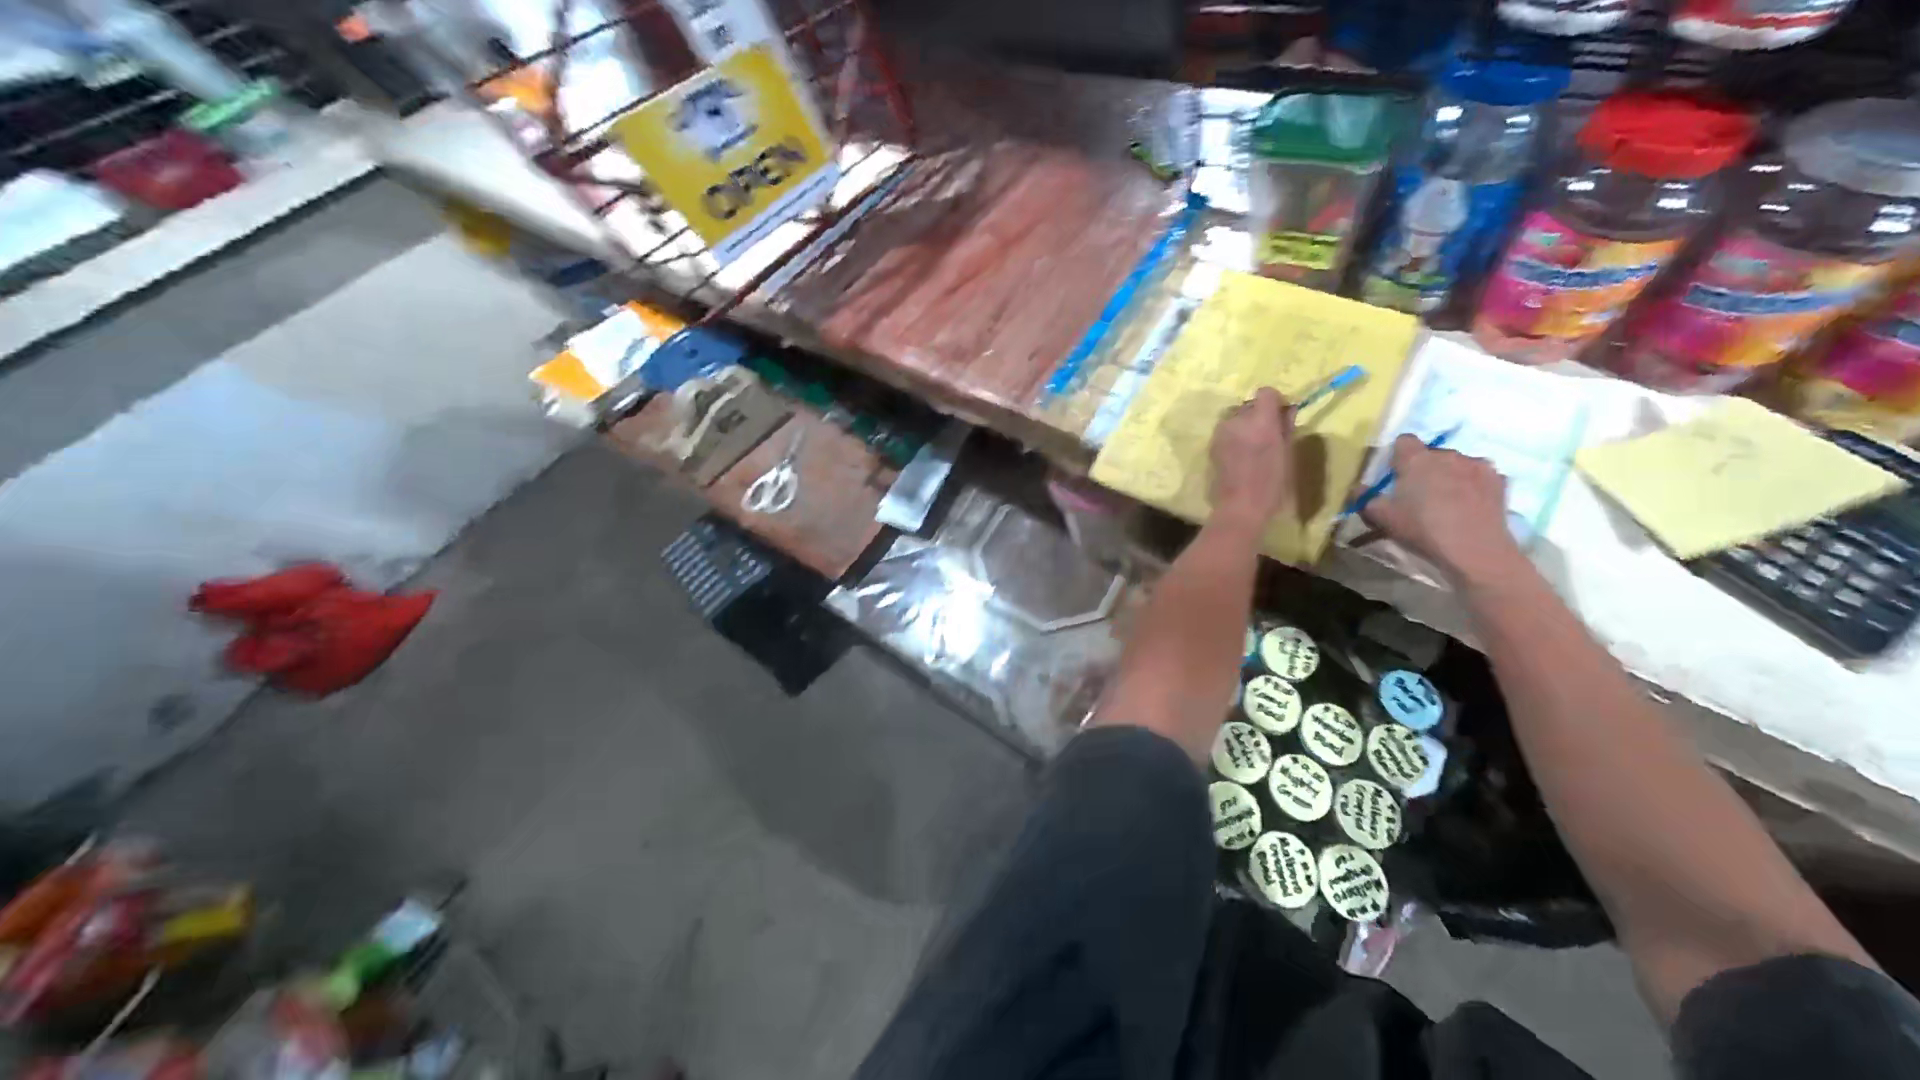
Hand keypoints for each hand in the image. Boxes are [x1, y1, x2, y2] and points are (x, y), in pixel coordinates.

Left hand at [1209, 387, 1293, 532]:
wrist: (1239, 506)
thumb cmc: (1271, 482)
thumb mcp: (1287, 453)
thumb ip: (1286, 427)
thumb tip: (1287, 409)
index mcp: (1260, 421)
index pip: (1265, 392)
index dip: (1274, 401)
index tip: (1280, 416)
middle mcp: (1237, 421)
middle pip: (1249, 405)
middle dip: (1259, 414)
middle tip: (1268, 435)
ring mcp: (1220, 432)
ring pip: (1235, 417)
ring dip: (1245, 425)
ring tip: (1252, 446)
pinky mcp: (1211, 444)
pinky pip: (1226, 431)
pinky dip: (1234, 436)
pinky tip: (1240, 455)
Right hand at [1360, 435, 1522, 585]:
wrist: (1474, 549)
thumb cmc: (1421, 528)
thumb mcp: (1380, 517)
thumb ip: (1365, 498)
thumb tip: (1359, 488)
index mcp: (1416, 459)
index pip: (1403, 441)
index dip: (1397, 456)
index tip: (1395, 476)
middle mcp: (1448, 454)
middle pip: (1431, 453)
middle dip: (1424, 468)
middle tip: (1419, 493)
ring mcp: (1477, 465)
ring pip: (1457, 464)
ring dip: (1450, 475)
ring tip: (1448, 500)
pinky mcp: (1499, 480)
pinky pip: (1479, 476)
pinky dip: (1472, 485)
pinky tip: (1469, 505)